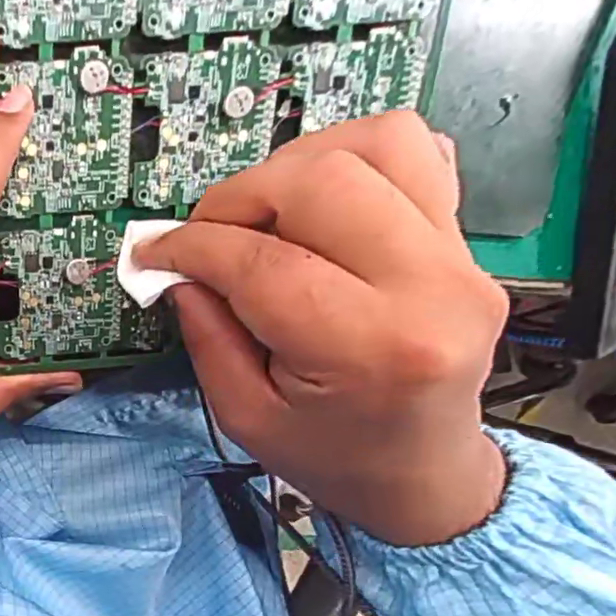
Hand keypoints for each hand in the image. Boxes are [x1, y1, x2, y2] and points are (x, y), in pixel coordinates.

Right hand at [136, 112, 509, 545]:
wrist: (421, 471)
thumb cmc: (326, 454)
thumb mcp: (242, 413)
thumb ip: (207, 334)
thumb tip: (177, 268)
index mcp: (366, 348)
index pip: (263, 261)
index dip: (191, 247)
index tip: (151, 252)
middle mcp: (429, 287)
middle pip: (324, 181)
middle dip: (238, 197)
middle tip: (204, 236)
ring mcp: (460, 256)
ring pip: (378, 144)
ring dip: (295, 167)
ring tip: (258, 215)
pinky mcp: (465, 242)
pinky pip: (416, 155)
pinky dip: (350, 160)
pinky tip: (312, 205)